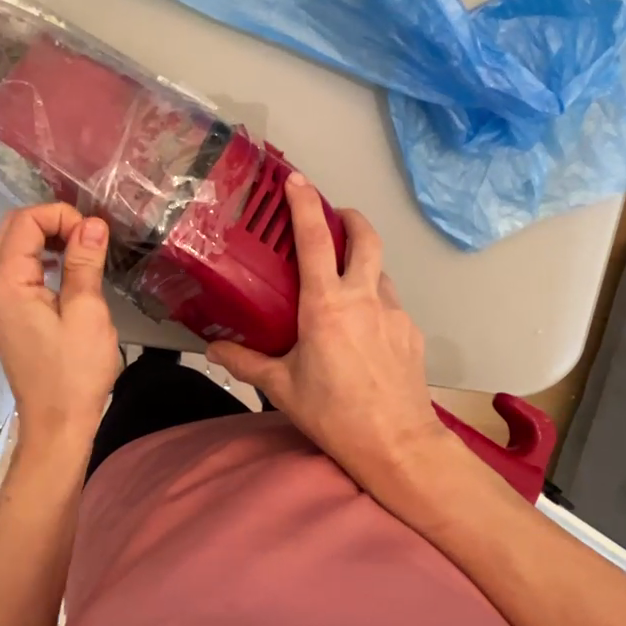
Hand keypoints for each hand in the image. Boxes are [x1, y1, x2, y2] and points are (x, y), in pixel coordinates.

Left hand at [0, 204, 121, 445]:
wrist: (57, 423)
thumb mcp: (87, 312)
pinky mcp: (8, 314)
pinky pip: (19, 270)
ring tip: (83, 250)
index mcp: (7, 282)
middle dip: (52, 222)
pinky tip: (69, 271)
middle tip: (88, 237)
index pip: (25, 221)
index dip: (60, 215)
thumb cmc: (74, 372)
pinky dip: (42, 259)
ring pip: (14, 247)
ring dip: (47, 239)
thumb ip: (84, 262)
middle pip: (13, 228)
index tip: (93, 233)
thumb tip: (92, 224)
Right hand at [208, 175, 451, 493]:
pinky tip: (362, 330)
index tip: (296, 181)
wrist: (397, 444)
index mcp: (326, 305)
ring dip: (362, 264)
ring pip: (380, 271)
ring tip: (342, 283)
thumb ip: (245, 362)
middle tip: (333, 217)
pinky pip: (391, 303)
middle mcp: (364, 298)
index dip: (304, 204)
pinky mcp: (412, 332)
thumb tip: (213, 349)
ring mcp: (394, 313)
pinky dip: (374, 301)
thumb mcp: (281, 387)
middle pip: (366, 237)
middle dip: (350, 217)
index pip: (315, 239)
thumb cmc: (334, 414)